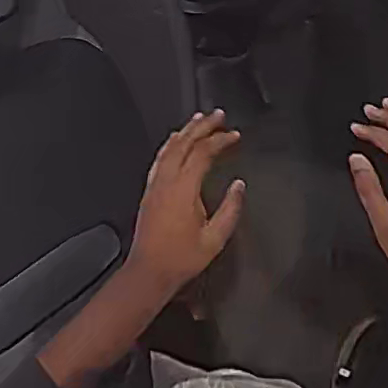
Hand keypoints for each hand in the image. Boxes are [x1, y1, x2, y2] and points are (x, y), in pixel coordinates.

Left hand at [127, 110, 244, 292]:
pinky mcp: (149, 191)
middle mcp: (167, 181)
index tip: (235, 135)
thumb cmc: (182, 258)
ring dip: (185, 131)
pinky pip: (159, 159)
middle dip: (202, 126)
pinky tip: (175, 141)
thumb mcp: (215, 238)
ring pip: (169, 148)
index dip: (220, 140)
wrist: (148, 273)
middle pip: (184, 143)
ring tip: (198, 119)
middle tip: (218, 114)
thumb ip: (230, 209)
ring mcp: (155, 185)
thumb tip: (239, 185)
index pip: (203, 153)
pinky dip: (170, 145)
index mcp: (184, 189)